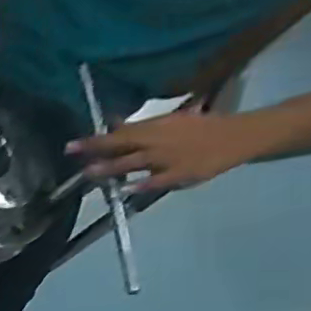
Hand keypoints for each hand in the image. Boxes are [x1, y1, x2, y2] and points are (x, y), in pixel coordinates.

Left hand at [67, 109, 275, 192]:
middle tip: (71, 152)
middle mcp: (159, 141)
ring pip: (136, 162)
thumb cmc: (203, 127)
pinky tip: (127, 188)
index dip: (94, 140)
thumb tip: (113, 124)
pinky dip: (143, 184)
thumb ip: (141, 127)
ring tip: (90, 172)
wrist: (241, 135)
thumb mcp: (171, 122)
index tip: (70, 145)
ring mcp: (169, 158)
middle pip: (122, 145)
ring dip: (112, 167)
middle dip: (96, 150)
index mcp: (157, 128)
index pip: (119, 134)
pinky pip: (159, 180)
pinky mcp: (182, 173)